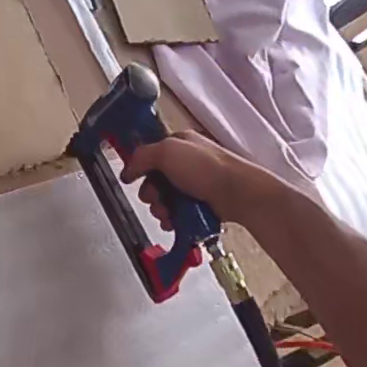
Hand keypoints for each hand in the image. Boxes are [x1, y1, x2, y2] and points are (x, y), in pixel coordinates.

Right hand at [119, 131, 284, 228]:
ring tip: (167, 215)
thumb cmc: (204, 168)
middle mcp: (187, 162)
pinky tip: (174, 223)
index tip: (133, 180)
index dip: (140, 168)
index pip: (151, 154)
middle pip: (155, 180)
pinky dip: (173, 220)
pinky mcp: (201, 204)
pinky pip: (178, 213)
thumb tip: (127, 171)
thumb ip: (142, 157)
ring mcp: (195, 185)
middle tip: (155, 200)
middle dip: (151, 194)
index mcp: (179, 143)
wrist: (239, 193)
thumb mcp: (167, 152)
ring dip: (161, 209)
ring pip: (166, 200)